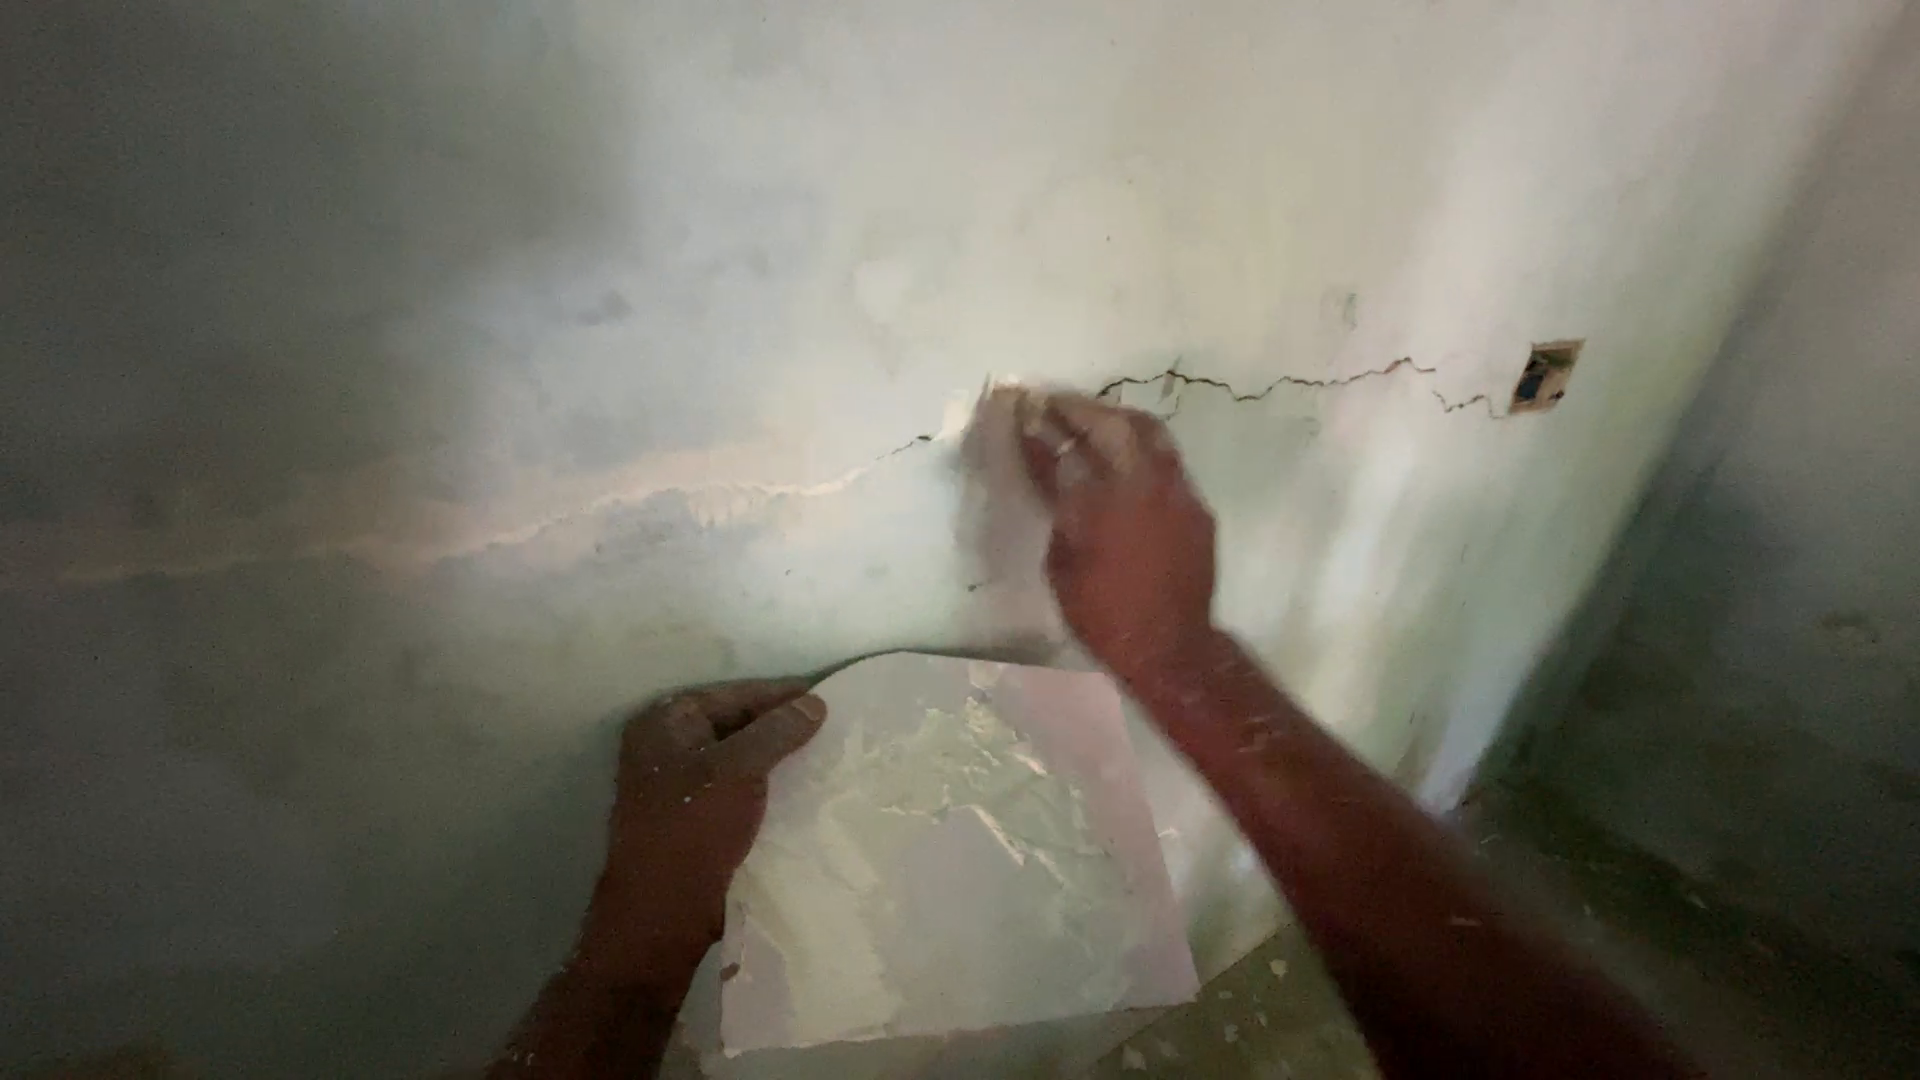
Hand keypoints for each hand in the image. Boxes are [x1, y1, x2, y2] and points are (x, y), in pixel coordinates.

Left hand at [578, 680, 825, 984]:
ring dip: (777, 754)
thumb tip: (815, 702)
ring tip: (824, 751)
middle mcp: (667, 744)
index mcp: (666, 721)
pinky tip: (802, 783)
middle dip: (781, 724)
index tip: (827, 696)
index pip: (735, 694)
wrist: (662, 917)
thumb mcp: (739, 768)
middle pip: (737, 720)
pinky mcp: (694, 814)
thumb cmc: (693, 829)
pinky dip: (767, 780)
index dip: (781, 694)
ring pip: (740, 753)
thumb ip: (778, 730)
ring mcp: (678, 781)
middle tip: (832, 724)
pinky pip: (738, 782)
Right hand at [1015, 390, 1218, 682]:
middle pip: (1109, 424)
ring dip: (1115, 417)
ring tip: (1093, 416)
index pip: (1061, 451)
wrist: (1170, 646)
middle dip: (1078, 407)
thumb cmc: (1102, 615)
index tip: (1021, 408)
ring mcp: (1175, 492)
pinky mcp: (1196, 504)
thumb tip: (1058, 480)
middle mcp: (1140, 487)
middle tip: (1053, 403)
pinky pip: (1167, 459)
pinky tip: (1126, 454)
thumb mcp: (1062, 566)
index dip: (1037, 427)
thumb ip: (1060, 513)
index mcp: (1097, 506)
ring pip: (1148, 431)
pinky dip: (1141, 446)